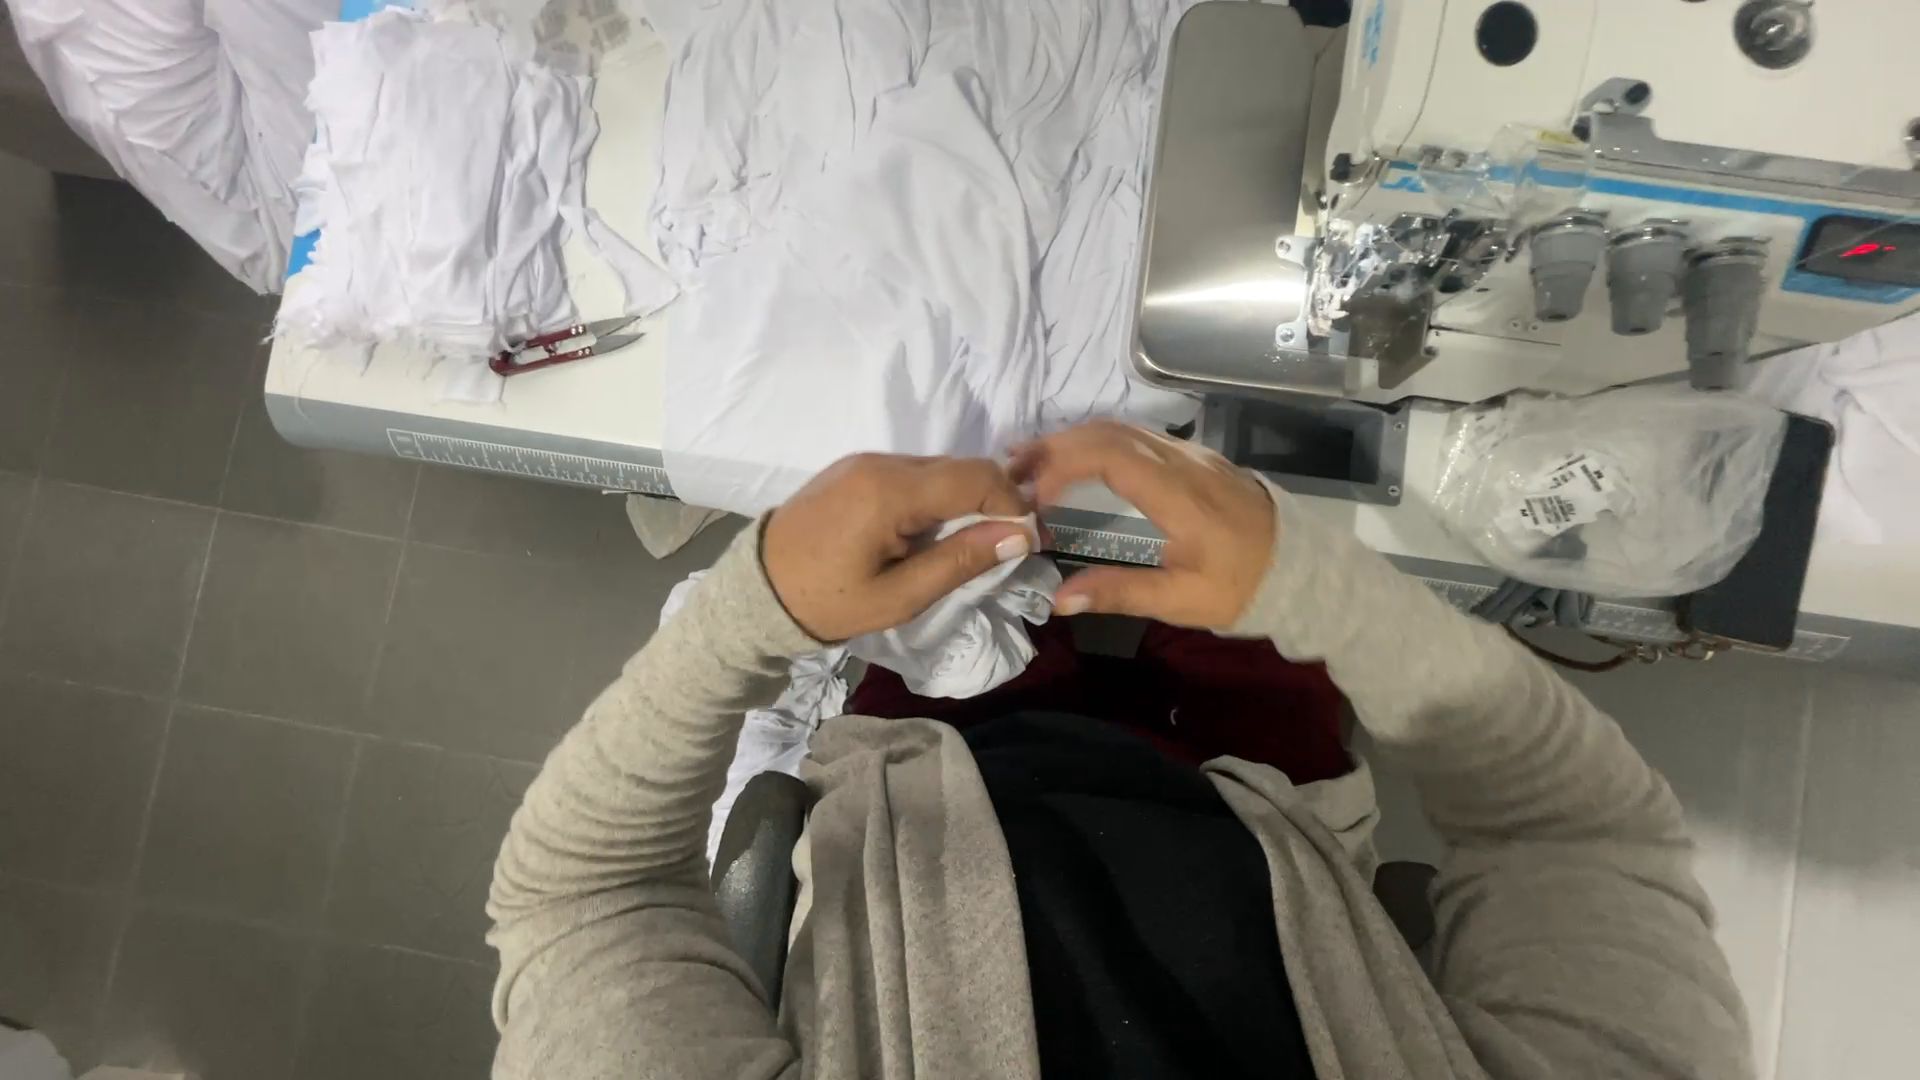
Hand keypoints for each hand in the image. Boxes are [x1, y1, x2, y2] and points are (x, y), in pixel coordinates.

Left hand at [764, 454, 1037, 641]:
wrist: (755, 593)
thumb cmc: (827, 603)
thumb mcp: (899, 596)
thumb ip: (960, 561)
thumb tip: (1018, 535)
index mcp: (889, 491)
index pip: (975, 477)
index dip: (1012, 504)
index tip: (1027, 539)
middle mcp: (879, 462)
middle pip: (959, 467)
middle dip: (991, 502)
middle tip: (1001, 546)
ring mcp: (863, 460)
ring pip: (937, 468)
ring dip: (961, 500)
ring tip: (962, 544)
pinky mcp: (853, 468)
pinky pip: (910, 473)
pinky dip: (933, 497)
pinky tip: (926, 532)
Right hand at [1010, 420, 1273, 627]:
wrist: (1301, 565)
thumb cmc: (1242, 584)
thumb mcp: (1182, 600)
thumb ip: (1120, 593)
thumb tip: (1059, 599)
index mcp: (1179, 495)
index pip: (1112, 456)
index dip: (1064, 464)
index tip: (1033, 494)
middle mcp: (1182, 461)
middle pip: (1109, 432)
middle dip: (1055, 446)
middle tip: (1012, 469)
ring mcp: (1189, 453)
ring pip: (1120, 428)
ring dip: (1072, 440)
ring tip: (1031, 463)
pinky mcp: (1191, 456)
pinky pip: (1134, 435)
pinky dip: (1094, 443)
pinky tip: (1074, 461)